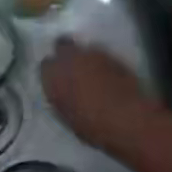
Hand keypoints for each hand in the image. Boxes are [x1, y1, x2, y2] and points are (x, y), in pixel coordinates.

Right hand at [40, 38, 163, 150]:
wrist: (125, 117)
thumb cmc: (92, 126)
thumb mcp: (67, 116)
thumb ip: (61, 98)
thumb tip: (64, 92)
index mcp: (53, 77)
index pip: (46, 65)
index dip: (53, 71)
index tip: (59, 78)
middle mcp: (70, 59)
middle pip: (62, 45)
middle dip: (66, 53)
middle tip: (73, 67)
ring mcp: (92, 54)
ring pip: (84, 48)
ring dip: (86, 57)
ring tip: (94, 72)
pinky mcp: (113, 54)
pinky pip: (102, 54)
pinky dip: (103, 61)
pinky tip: (109, 74)